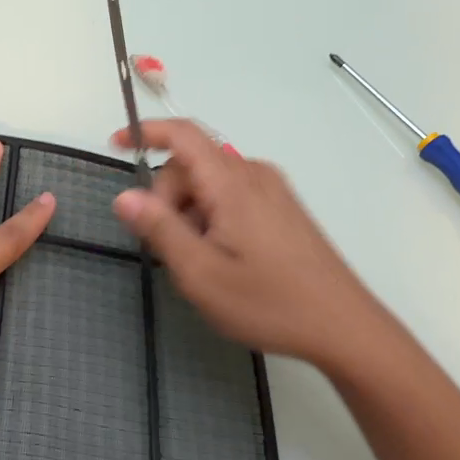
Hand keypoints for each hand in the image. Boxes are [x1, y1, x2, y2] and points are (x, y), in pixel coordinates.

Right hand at [110, 120, 370, 363]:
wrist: (344, 327)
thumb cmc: (269, 302)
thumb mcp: (201, 274)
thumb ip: (160, 229)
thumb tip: (124, 195)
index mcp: (232, 183)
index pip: (183, 134)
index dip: (145, 132)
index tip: (114, 144)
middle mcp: (254, 175)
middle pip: (192, 164)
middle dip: (168, 196)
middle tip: (169, 248)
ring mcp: (274, 190)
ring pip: (212, 182)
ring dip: (191, 211)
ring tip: (200, 261)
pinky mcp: (284, 208)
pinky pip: (233, 195)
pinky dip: (213, 216)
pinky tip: (224, 258)